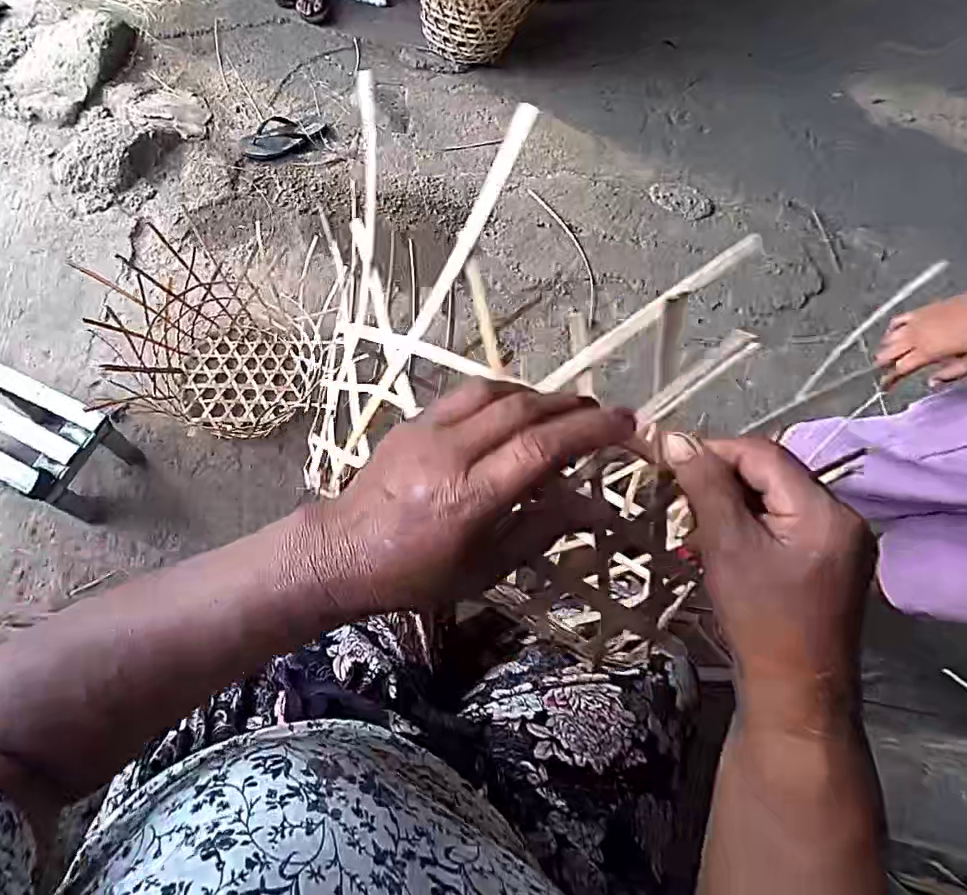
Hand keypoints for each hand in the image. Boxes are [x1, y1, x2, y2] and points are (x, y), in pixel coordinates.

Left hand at [301, 380, 634, 614]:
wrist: (342, 551)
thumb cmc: (416, 574)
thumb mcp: (485, 568)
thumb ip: (541, 529)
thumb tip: (597, 505)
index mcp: (468, 498)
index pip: (540, 448)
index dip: (588, 430)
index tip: (624, 424)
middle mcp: (448, 454)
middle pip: (522, 411)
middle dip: (573, 406)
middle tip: (604, 414)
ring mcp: (425, 431)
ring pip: (494, 392)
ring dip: (538, 395)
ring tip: (566, 410)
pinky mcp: (411, 421)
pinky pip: (465, 395)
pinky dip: (502, 395)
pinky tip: (517, 410)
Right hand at [660, 434, 874, 724]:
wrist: (795, 691)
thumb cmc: (760, 618)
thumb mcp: (727, 545)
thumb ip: (705, 485)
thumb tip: (676, 438)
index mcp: (826, 511)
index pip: (763, 454)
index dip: (714, 451)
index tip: (672, 464)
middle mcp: (843, 517)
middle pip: (772, 472)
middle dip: (722, 477)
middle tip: (682, 496)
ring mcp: (840, 540)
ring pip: (774, 495)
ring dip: (732, 499)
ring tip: (698, 520)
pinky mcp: (828, 558)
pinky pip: (783, 519)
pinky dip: (749, 520)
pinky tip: (723, 538)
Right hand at [876, 282, 966, 387]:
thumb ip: (951, 374)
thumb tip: (931, 383)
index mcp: (928, 351)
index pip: (899, 369)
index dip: (890, 380)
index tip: (886, 388)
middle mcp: (916, 337)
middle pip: (887, 353)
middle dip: (883, 365)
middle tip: (885, 373)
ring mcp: (917, 322)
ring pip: (888, 338)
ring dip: (885, 349)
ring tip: (888, 357)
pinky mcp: (922, 310)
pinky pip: (897, 321)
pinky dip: (891, 330)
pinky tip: (894, 333)